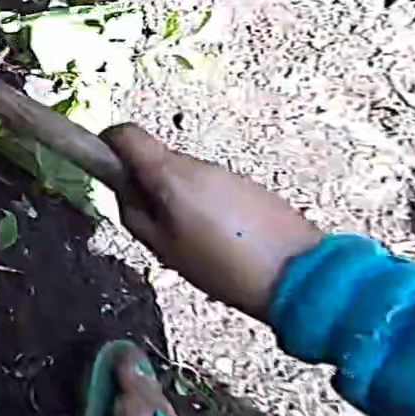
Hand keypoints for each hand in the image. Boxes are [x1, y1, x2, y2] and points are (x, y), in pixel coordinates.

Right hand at [104, 123, 323, 319]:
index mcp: (169, 174)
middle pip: (156, 158)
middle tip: (150, 220)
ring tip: (189, 237)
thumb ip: (132, 212)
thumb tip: (126, 192)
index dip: (107, 143)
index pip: (126, 134)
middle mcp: (198, 164)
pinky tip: (219, 240)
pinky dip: (203, 204)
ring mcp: (229, 175)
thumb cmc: (222, 265)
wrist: (310, 281)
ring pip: (184, 175)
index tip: (105, 167)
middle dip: (144, 181)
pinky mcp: (253, 189)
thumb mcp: (161, 246)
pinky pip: (212, 187)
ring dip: (175, 195)